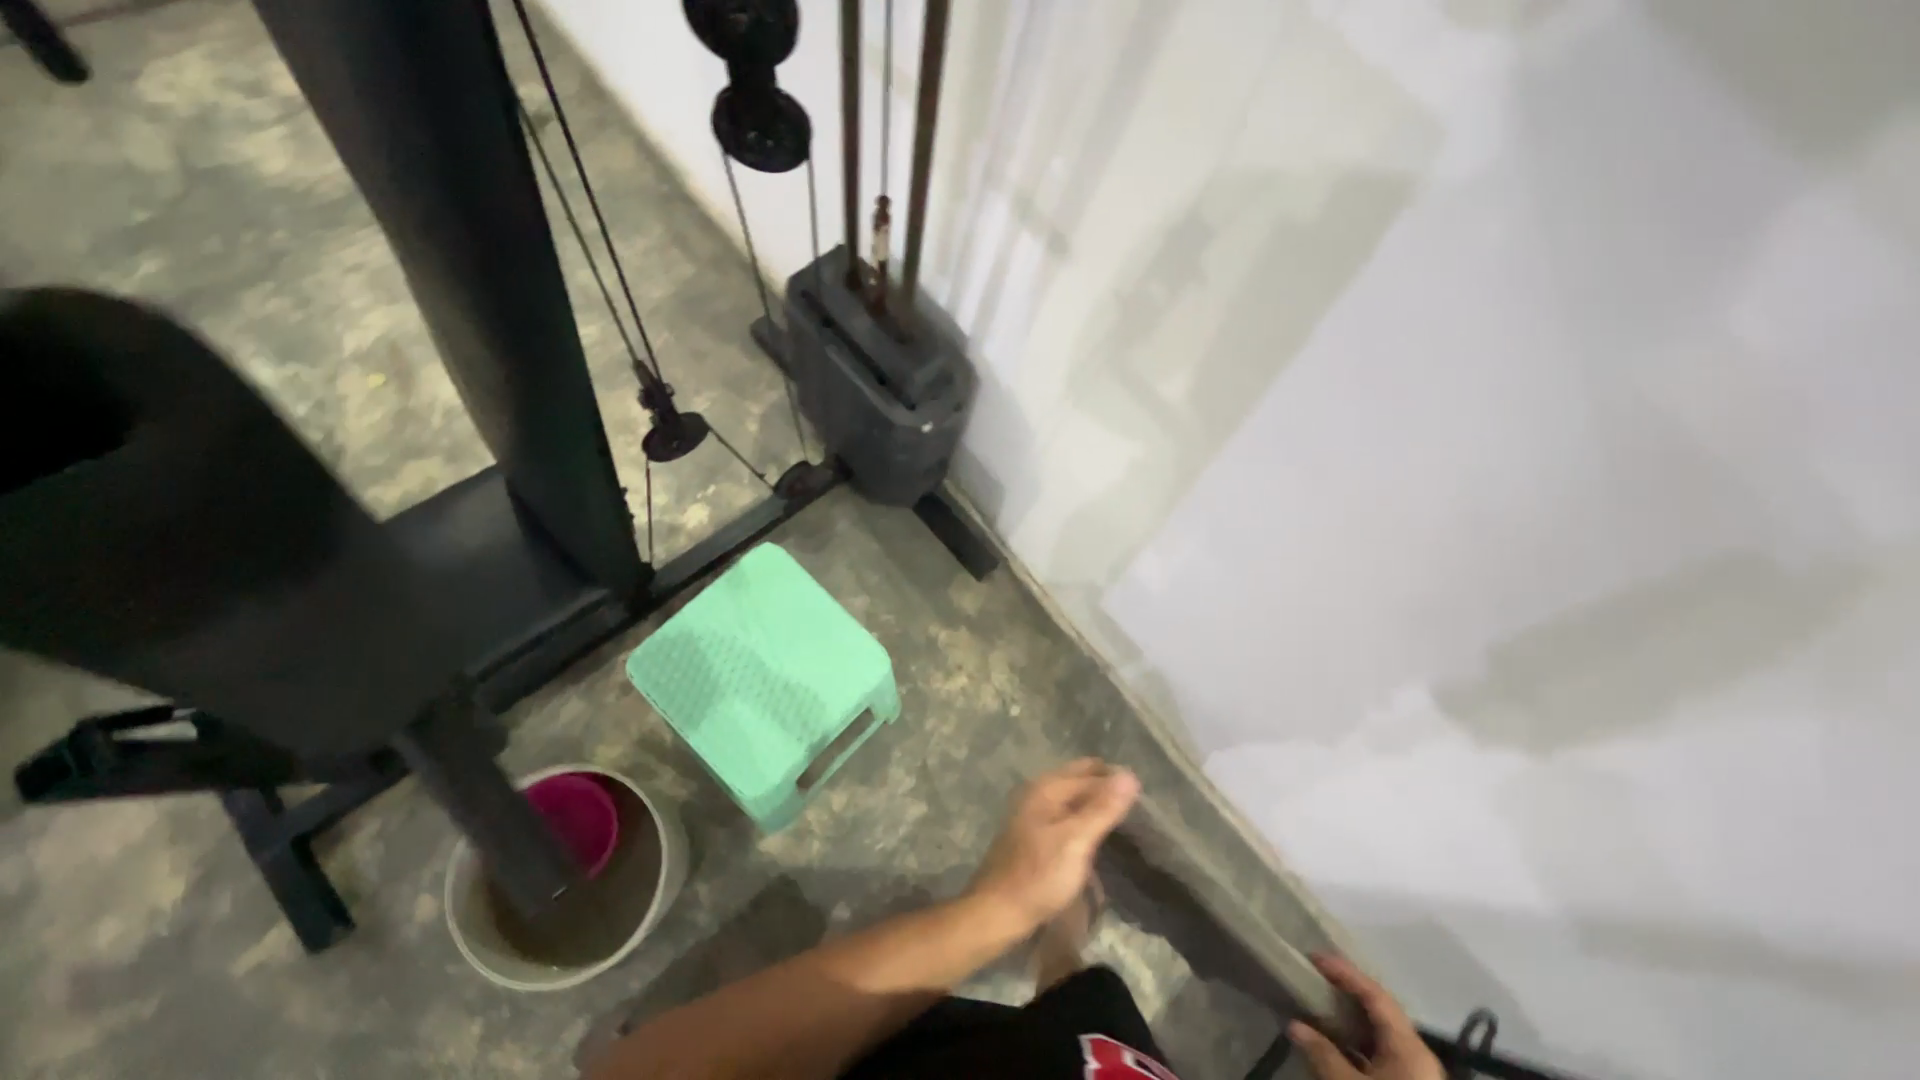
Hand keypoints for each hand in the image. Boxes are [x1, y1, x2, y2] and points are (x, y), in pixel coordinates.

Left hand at [967, 759, 1139, 931]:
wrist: (998, 912)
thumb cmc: (1039, 876)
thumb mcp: (1076, 841)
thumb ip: (1102, 808)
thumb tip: (1130, 774)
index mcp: (1047, 788)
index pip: (1093, 772)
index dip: (1119, 782)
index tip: (1147, 799)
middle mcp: (1038, 794)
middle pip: (1081, 781)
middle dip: (1107, 789)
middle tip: (1139, 809)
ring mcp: (1035, 815)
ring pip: (1074, 799)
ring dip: (1097, 805)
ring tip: (1127, 823)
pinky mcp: (1036, 836)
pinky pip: (1067, 817)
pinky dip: (1085, 821)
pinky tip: (1099, 837)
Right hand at [1290, 954, 1442, 1079]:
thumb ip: (1322, 1055)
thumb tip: (1294, 1025)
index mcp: (1409, 1047)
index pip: (1376, 996)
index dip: (1345, 973)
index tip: (1314, 958)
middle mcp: (1417, 1055)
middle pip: (1381, 1012)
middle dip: (1347, 993)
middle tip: (1314, 977)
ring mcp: (1415, 1075)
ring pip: (1380, 1035)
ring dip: (1349, 1020)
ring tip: (1317, 1005)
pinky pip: (1380, 1056)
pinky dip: (1356, 1045)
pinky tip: (1333, 1045)